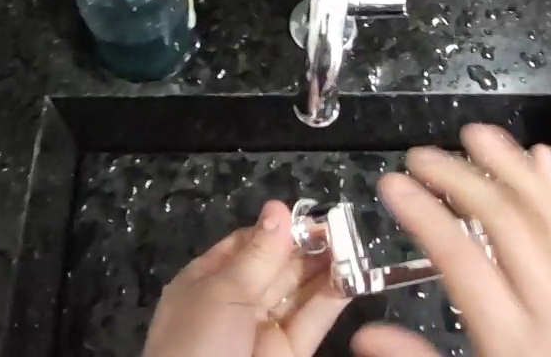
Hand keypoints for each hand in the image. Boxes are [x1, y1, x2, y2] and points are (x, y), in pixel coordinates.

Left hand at [144, 200, 351, 356]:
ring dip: (323, 268)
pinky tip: (352, 275)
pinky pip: (311, 322)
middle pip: (275, 266)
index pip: (245, 245)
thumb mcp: (222, 295)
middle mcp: (236, 304)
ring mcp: (263, 332)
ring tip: (352, 241)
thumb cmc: (198, 345)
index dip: (276, 228)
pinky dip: (332, 300)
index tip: (308, 213)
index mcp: (206, 282)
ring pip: (297, 292)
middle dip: (305, 245)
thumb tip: (278, 208)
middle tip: (340, 223)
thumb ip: (257, 255)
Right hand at [353, 124, 550, 356]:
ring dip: (511, 167)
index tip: (392, 183)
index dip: (425, 215)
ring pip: (550, 216)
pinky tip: (544, 158)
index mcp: (513, 341)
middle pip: (507, 224)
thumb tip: (364, 336)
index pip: (464, 261)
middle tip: (420, 155)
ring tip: (476, 134)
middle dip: (459, 179)